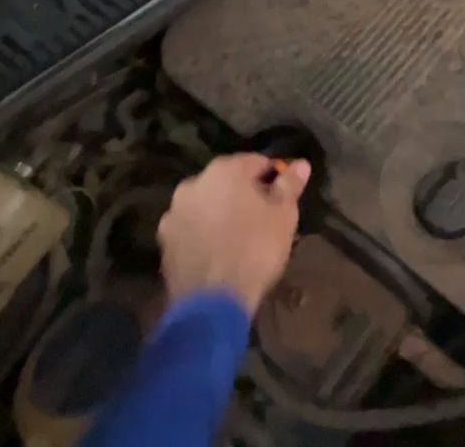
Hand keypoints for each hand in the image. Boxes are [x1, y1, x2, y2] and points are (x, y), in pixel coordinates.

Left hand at [156, 153, 311, 311]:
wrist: (212, 303)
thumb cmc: (255, 249)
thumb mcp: (283, 215)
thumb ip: (290, 185)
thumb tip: (301, 163)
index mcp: (224, 170)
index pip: (256, 162)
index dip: (273, 177)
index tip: (283, 196)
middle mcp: (193, 184)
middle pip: (227, 181)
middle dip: (244, 193)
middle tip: (263, 216)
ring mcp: (173, 213)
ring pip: (206, 204)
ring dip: (220, 212)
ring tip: (239, 235)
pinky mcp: (163, 242)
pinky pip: (191, 227)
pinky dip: (204, 232)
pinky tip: (218, 250)